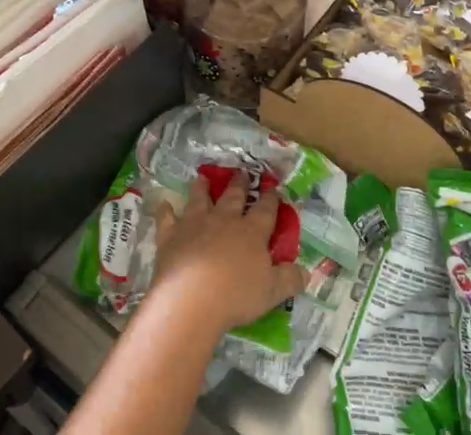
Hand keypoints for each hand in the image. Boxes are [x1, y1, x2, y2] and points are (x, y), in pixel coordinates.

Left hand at [147, 174, 307, 338]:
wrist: (191, 297)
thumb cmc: (236, 295)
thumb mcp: (272, 292)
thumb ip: (290, 279)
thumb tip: (305, 272)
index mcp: (251, 232)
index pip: (265, 210)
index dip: (271, 198)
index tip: (274, 188)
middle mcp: (223, 220)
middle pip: (233, 197)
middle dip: (239, 185)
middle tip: (241, 173)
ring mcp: (195, 224)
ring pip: (199, 199)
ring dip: (202, 188)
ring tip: (202, 176)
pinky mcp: (171, 235)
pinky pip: (167, 218)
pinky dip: (166, 210)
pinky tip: (164, 204)